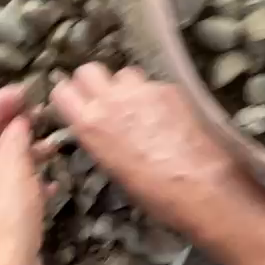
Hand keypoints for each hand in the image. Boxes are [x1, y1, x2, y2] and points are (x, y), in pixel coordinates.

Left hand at [0, 86, 47, 264]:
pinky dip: (27, 180)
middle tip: (42, 114)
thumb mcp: (13, 165)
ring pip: (0, 164)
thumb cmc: (5, 214)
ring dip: (26, 152)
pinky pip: (8, 187)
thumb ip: (16, 135)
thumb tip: (19, 121)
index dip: (2, 101)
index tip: (28, 91)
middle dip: (15, 125)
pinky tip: (50, 182)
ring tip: (53, 146)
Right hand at [50, 64, 264, 243]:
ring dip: (127, 88)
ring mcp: (142, 90)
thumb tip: (104, 131)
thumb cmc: (154, 193)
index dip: (70, 96)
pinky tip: (168, 117)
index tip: (77, 105)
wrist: (201, 186)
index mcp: (91, 125)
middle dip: (94, 82)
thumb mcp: (115, 170)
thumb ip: (102, 140)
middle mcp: (112, 101)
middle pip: (88, 70)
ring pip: (124, 74)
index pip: (62, 91)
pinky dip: (156, 97)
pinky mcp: (169, 88)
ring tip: (140, 109)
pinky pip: (153, 85)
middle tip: (105, 100)